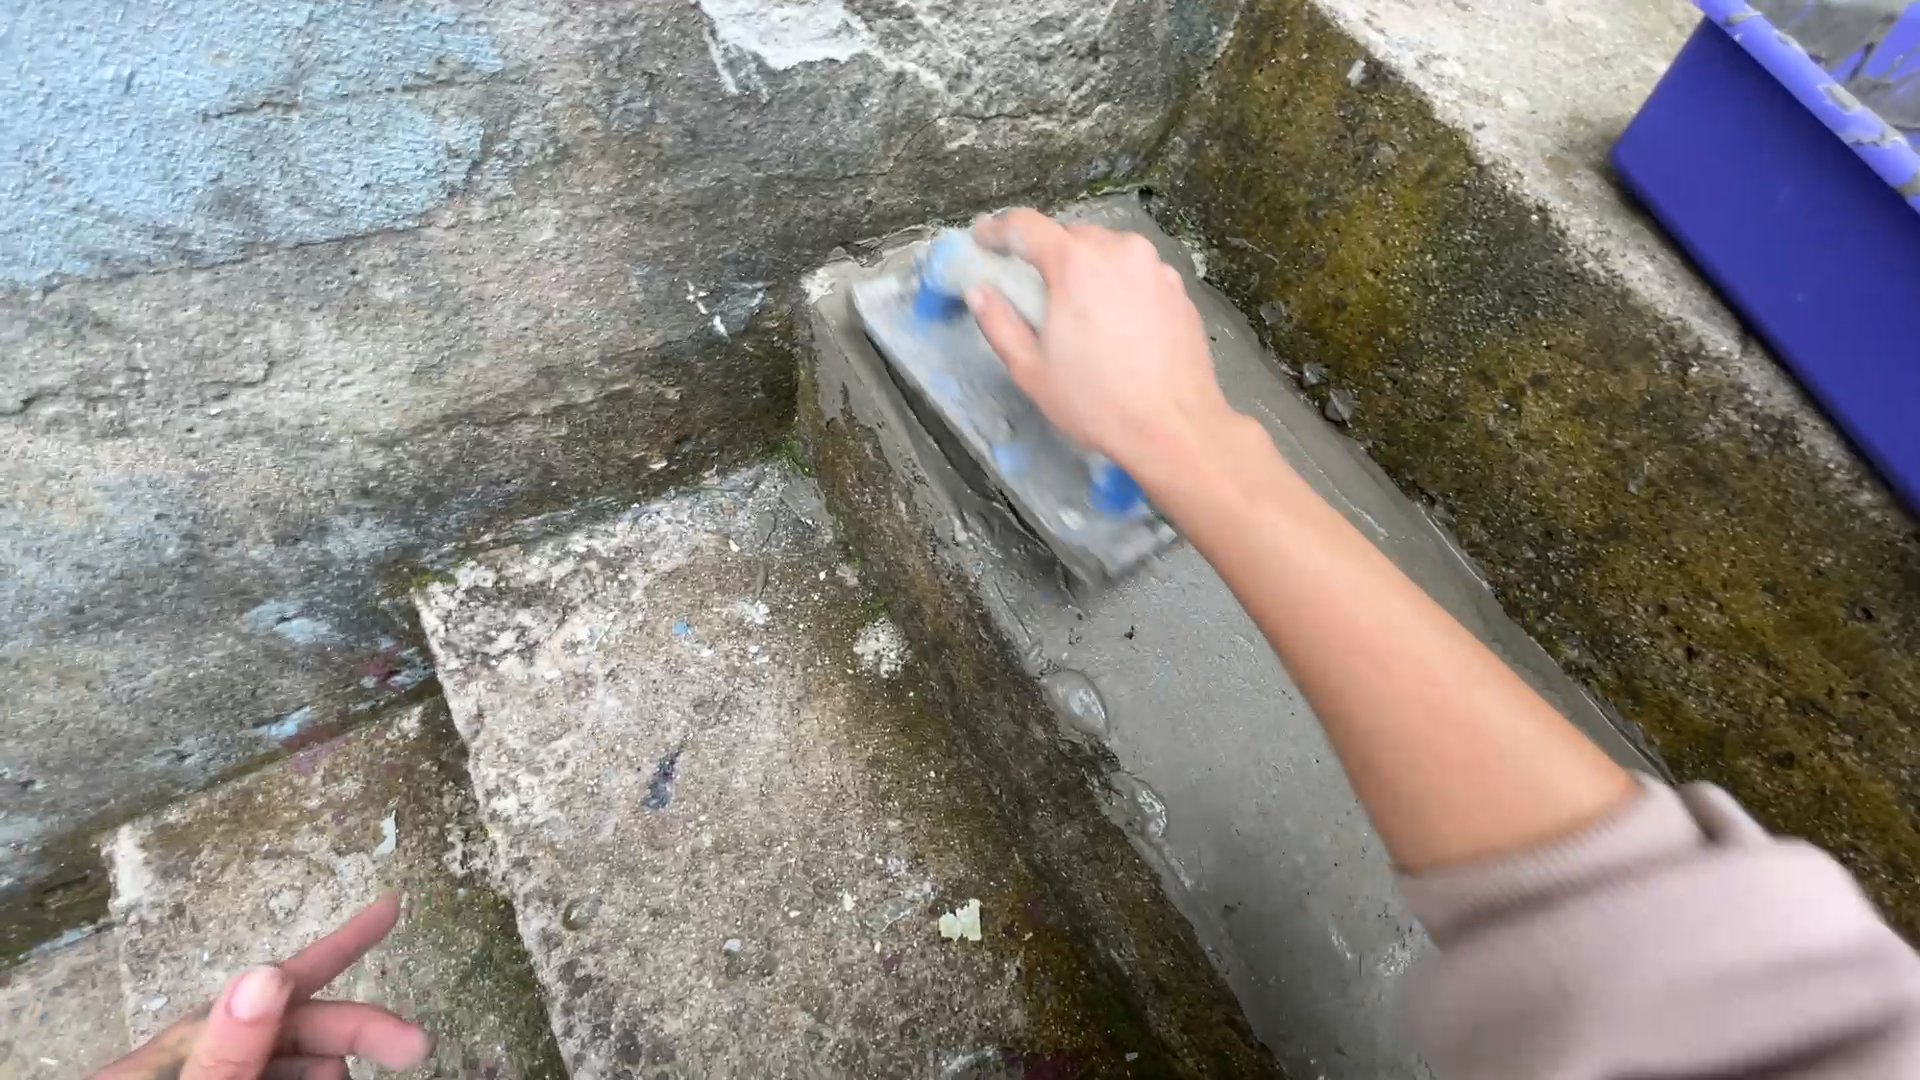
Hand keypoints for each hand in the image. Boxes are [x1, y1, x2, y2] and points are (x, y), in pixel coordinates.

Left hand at [93, 894, 432, 1079]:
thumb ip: (225, 1054)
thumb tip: (267, 971)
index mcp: (179, 1051)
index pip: (278, 982)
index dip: (344, 941)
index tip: (394, 906)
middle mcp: (189, 1061)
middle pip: (296, 1027)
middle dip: (361, 1032)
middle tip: (419, 1049)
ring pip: (290, 1062)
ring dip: (329, 1069)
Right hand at [965, 209, 1236, 478]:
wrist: (1174, 428)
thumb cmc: (1095, 402)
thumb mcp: (1031, 370)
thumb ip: (999, 324)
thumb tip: (979, 293)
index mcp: (1076, 264)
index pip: (1025, 226)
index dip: (997, 230)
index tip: (982, 240)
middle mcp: (1120, 251)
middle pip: (1071, 236)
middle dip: (1046, 254)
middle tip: (1032, 287)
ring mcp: (1155, 268)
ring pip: (1108, 252)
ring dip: (1086, 269)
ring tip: (1078, 309)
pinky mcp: (1178, 290)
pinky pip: (1137, 274)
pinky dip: (1118, 286)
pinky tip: (1115, 325)